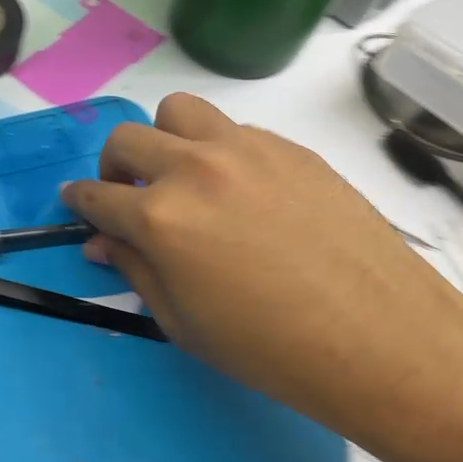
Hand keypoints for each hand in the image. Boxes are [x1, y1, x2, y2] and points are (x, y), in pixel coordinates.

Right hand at [60, 93, 462, 430]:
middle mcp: (195, 169)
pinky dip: (219, 150)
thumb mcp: (182, 322)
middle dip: (114, 167)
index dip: (79, 202)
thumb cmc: (271, 350)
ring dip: (165, 140)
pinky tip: (243, 192)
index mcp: (160, 217)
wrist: (384, 343)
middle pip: (127, 139)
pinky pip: (234, 130)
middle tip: (129, 195)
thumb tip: (101, 242)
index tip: (78, 205)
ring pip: (178, 111)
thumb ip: (134, 270)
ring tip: (183, 176)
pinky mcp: (291, 149)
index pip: (96, 195)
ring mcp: (246, 151)